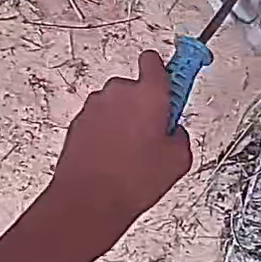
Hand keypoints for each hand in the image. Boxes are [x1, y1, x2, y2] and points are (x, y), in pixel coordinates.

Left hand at [43, 50, 194, 256]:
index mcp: (148, 93)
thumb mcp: (178, 160)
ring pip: (117, 104)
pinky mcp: (79, 121)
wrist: (89, 201)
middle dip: (146, 104)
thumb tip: (176, 133)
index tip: (175, 78)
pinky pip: (100, 119)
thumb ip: (181, 135)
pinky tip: (114, 157)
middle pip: (137, 86)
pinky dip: (107, 132)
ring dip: (125, 119)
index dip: (164, 71)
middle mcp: (119, 92)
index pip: (155, 61)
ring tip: (132, 152)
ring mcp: (96, 106)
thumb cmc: (130, 180)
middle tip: (155, 132)